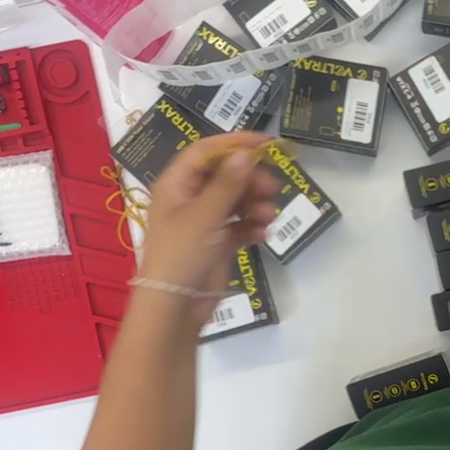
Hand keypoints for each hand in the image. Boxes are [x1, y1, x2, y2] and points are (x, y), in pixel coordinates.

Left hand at [136, 131, 279, 332]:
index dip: (235, 143)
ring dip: (255, 204)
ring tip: (269, 216)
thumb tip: (245, 154)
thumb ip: (227, 183)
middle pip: (225, 175)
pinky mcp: (218, 243)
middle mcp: (190, 199)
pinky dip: (252, 227)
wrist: (176, 305)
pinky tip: (262, 235)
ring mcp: (205, 222)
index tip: (266, 144)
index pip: (206, 151)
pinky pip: (240, 226)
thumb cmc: (182, 254)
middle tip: (272, 187)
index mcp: (177, 184)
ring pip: (236, 201)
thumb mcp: (205, 215)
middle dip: (250, 179)